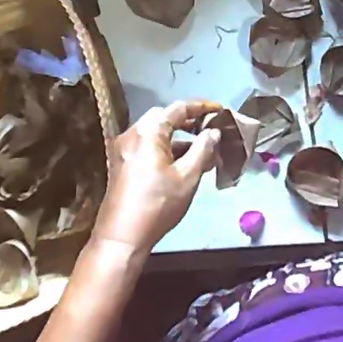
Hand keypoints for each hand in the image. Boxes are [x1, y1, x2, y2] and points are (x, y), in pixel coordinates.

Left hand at [91, 100, 219, 256]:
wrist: (122, 234)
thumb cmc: (158, 204)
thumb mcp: (187, 177)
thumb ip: (203, 150)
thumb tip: (213, 132)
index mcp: (147, 131)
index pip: (178, 109)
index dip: (201, 107)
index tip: (220, 110)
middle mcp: (132, 133)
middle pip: (164, 118)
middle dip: (189, 122)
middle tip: (211, 129)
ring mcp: (124, 148)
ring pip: (156, 134)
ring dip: (179, 139)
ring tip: (204, 152)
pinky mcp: (122, 162)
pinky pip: (147, 147)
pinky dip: (166, 150)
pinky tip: (184, 165)